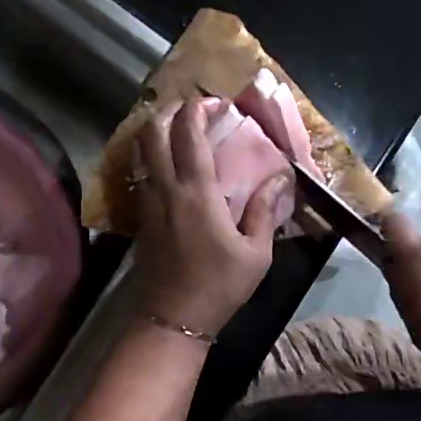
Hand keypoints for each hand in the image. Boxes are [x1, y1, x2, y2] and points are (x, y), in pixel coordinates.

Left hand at [134, 98, 288, 335]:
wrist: (174, 316)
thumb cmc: (220, 285)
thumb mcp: (256, 252)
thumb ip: (265, 210)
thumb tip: (280, 176)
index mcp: (196, 192)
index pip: (188, 134)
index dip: (197, 109)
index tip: (213, 103)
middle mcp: (165, 189)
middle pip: (153, 133)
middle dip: (169, 112)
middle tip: (191, 112)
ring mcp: (147, 203)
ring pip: (140, 153)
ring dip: (155, 133)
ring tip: (177, 133)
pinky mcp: (139, 219)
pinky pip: (140, 175)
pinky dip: (150, 158)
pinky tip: (168, 167)